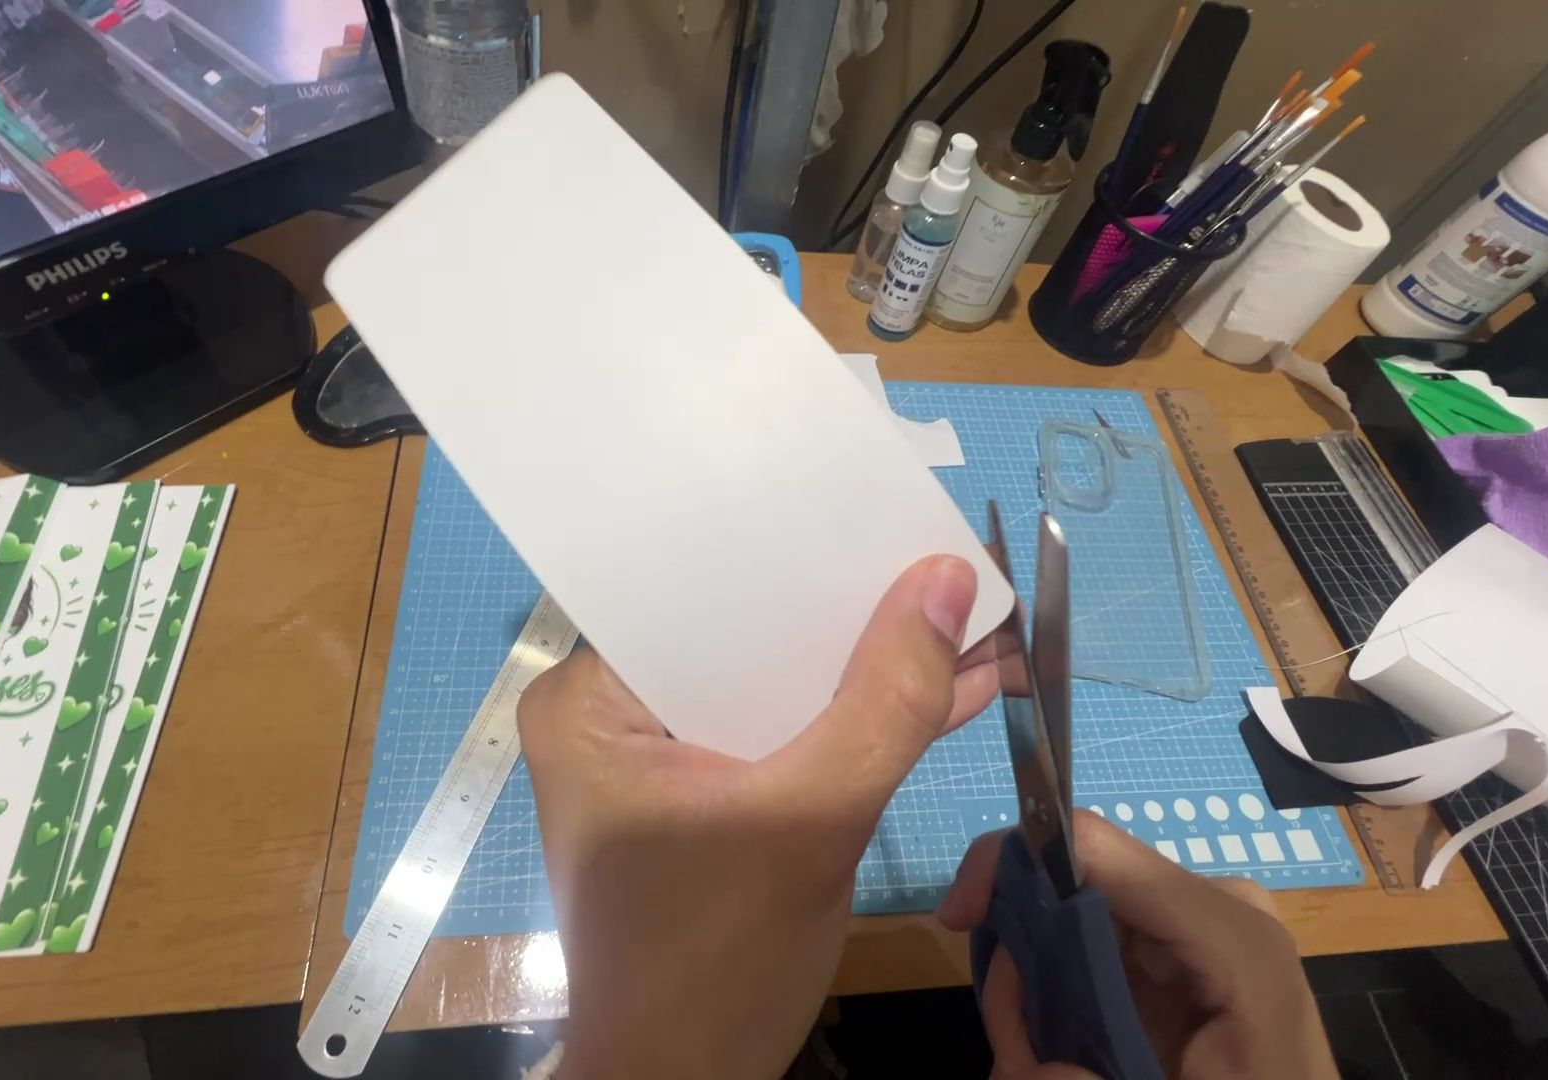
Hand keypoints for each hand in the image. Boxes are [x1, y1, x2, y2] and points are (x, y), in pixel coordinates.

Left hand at [520, 556, 1000, 1079]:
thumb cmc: (717, 962)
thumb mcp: (810, 821)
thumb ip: (885, 702)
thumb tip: (947, 581)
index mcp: (593, 698)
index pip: (692, 592)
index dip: (787, 554)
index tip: (870, 515)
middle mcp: (615, 707)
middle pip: (741, 632)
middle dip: (841, 606)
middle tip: (924, 553)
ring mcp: (666, 747)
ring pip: (777, 678)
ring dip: (865, 662)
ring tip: (954, 612)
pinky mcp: (711, 781)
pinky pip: (788, 724)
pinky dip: (856, 714)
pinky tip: (943, 682)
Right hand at [937, 812, 1338, 1079]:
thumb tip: (1027, 1073)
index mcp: (1229, 933)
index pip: (1095, 845)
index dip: (1012, 858)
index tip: (958, 918)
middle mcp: (1206, 902)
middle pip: (1065, 882)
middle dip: (1016, 960)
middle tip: (1010, 1053)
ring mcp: (1188, 916)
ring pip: (1061, 910)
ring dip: (1026, 986)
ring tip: (1029, 1064)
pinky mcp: (1170, 936)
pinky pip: (1078, 931)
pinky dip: (1048, 986)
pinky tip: (1052, 1048)